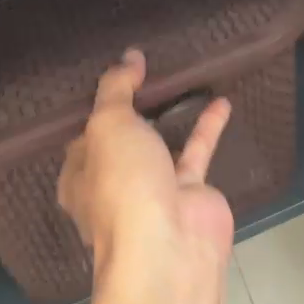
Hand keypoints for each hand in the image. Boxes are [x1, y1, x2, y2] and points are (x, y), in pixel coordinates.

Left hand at [58, 49, 236, 277]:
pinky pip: (198, 152)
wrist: (170, 246)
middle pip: (124, 141)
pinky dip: (208, 127)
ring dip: (171, 117)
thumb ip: (117, 90)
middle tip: (151, 72)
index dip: (98, 104)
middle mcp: (114, 185)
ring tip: (182, 82)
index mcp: (81, 176)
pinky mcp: (191, 193)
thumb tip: (128, 57)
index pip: (84, 134)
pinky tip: (221, 102)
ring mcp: (154, 191)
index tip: (117, 72)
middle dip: (134, 112)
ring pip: (161, 145)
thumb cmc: (123, 186)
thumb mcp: (109, 127)